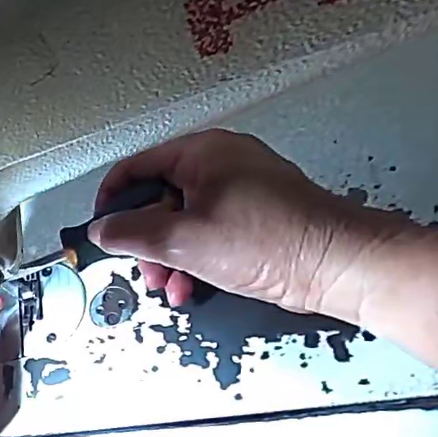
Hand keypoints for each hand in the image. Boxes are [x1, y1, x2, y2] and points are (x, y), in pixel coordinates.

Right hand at [89, 130, 414, 321]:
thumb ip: (130, 233)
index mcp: (201, 152)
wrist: (336, 265)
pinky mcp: (249, 216)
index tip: (102, 230)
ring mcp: (236, 189)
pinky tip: (191, 283)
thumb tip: (101, 230)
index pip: (133, 168)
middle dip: (144, 241)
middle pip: (154, 199)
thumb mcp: (182, 239)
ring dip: (165, 257)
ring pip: (177, 221)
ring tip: (170, 282)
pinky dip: (190, 258)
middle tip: (144, 266)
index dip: (110, 201)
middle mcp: (218, 164)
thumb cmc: (273, 240)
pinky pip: (203, 232)